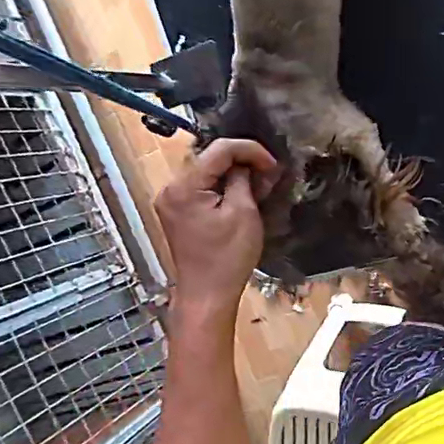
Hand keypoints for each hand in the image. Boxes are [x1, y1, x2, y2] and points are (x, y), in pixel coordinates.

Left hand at [153, 138, 278, 316]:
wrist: (207, 293)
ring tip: (259, 185)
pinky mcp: (177, 213)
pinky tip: (241, 195)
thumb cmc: (228, 257)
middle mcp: (170, 188)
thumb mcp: (244, 213)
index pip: (219, 150)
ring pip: (205, 173)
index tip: (273, 164)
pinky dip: (222, 187)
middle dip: (241, 161)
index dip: (249, 150)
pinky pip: (200, 188)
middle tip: (268, 174)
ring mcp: (170, 201)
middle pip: (208, 159)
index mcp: (184, 186)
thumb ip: (244, 181)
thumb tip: (249, 165)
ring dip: (233, 174)